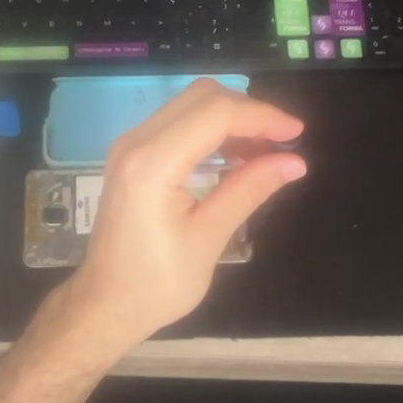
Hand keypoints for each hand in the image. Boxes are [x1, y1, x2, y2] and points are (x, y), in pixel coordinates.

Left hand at [56, 81, 306, 351]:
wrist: (105, 305)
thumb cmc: (156, 283)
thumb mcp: (208, 238)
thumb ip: (248, 191)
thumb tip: (294, 162)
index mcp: (153, 164)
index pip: (216, 113)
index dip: (262, 116)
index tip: (297, 134)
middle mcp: (136, 143)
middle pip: (202, 98)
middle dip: (249, 112)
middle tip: (283, 143)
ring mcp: (130, 147)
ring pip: (189, 106)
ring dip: (231, 121)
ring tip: (266, 153)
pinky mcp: (131, 158)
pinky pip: (176, 125)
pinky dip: (210, 132)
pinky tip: (236, 157)